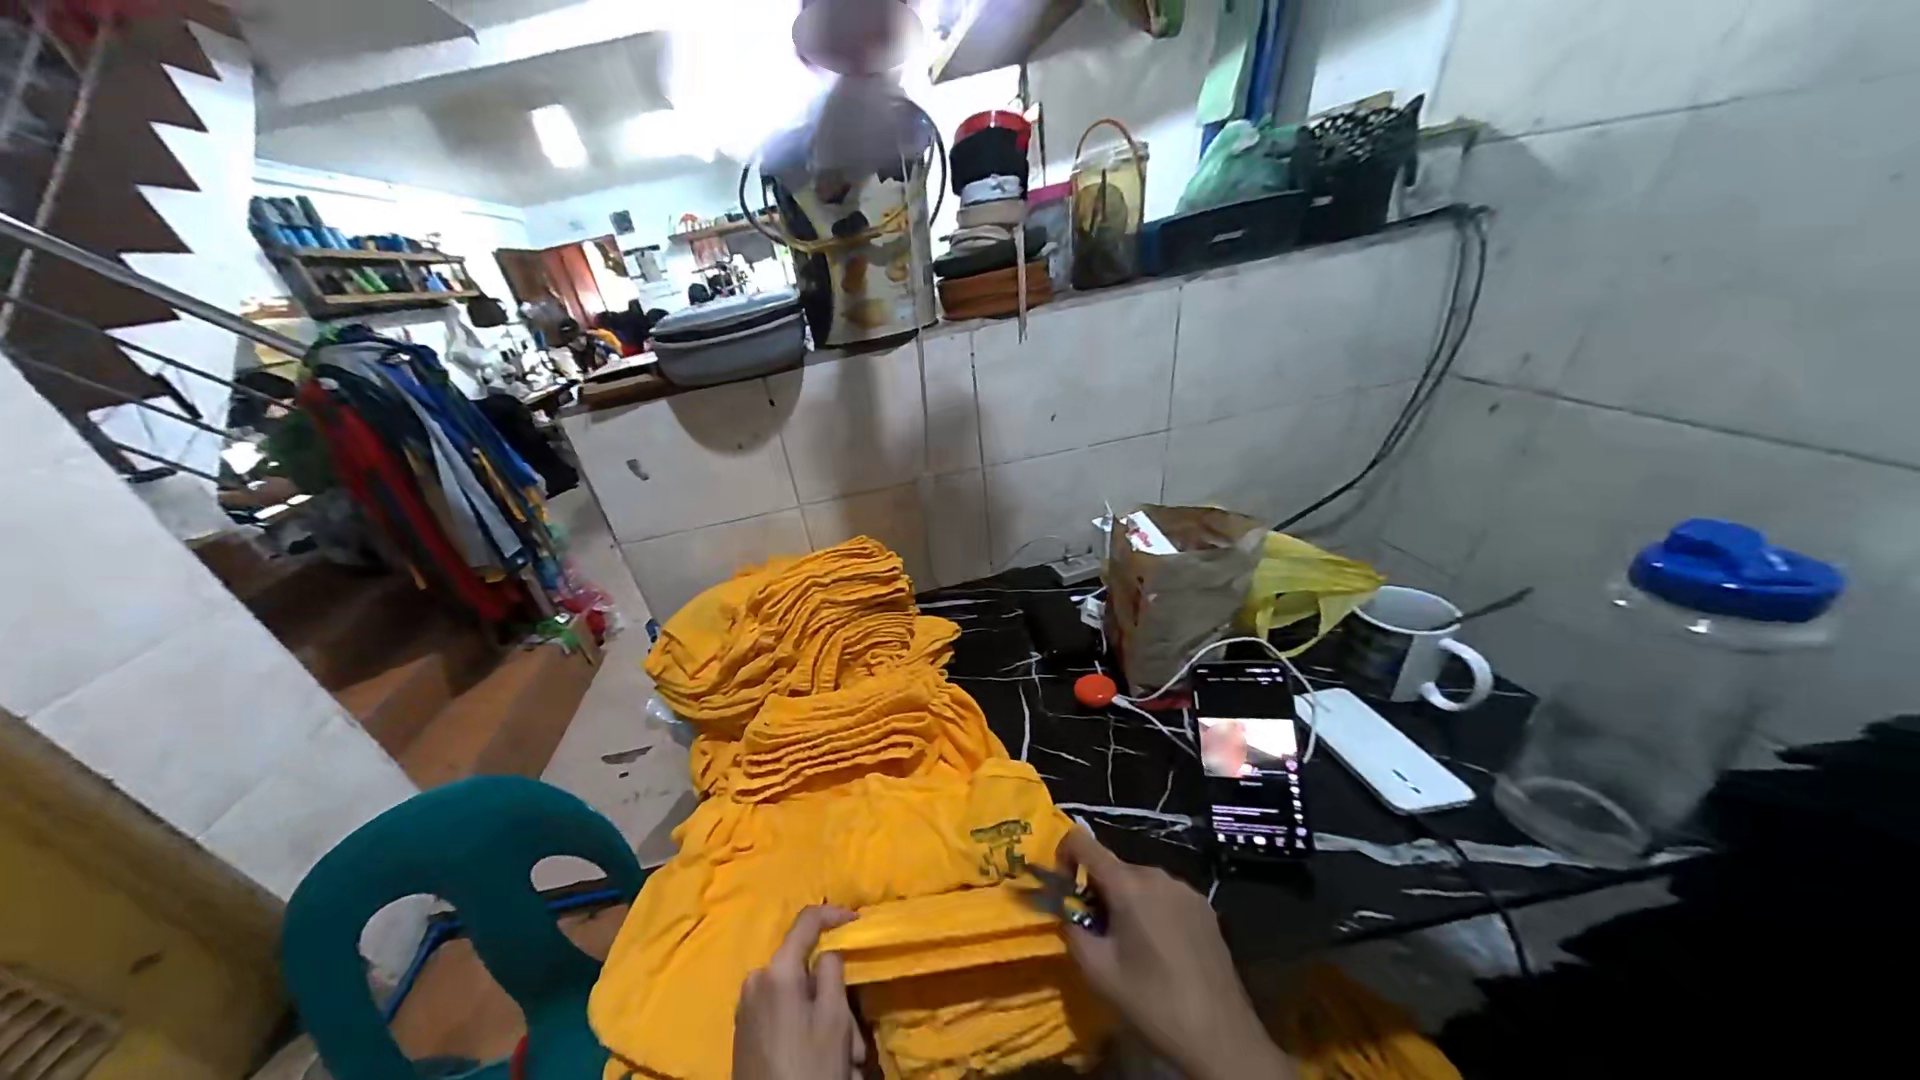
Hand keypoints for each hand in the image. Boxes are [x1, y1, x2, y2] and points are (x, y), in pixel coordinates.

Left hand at [733, 905, 866, 1079]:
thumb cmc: (808, 1070)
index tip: (858, 921)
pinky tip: (826, 1063)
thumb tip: (827, 953)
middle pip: (806, 969)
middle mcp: (755, 982)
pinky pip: (784, 1016)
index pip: (807, 921)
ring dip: (826, 1021)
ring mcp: (747, 1010)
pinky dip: (807, 1031)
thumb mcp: (833, 1018)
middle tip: (856, 1038)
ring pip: (799, 997)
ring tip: (847, 1061)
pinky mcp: (745, 1034)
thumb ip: (832, 971)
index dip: (835, 914)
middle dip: (836, 997)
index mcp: (776, 971)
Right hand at [1055, 829, 1295, 1079]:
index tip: (1064, 888)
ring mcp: (1185, 889)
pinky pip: (1164, 895)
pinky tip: (1160, 950)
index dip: (1064, 855)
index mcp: (1128, 884)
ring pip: (1139, 882)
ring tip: (1130, 946)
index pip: (1083, 841)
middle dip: (1097, 891)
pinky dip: (1151, 910)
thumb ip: (1072, 929)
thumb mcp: (1097, 970)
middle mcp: (1157, 874)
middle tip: (1097, 932)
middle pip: (1113, 867)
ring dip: (1125, 902)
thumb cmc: (1152, 1002)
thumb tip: (1067, 909)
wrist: (1221, 1037)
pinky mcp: (1205, 907)